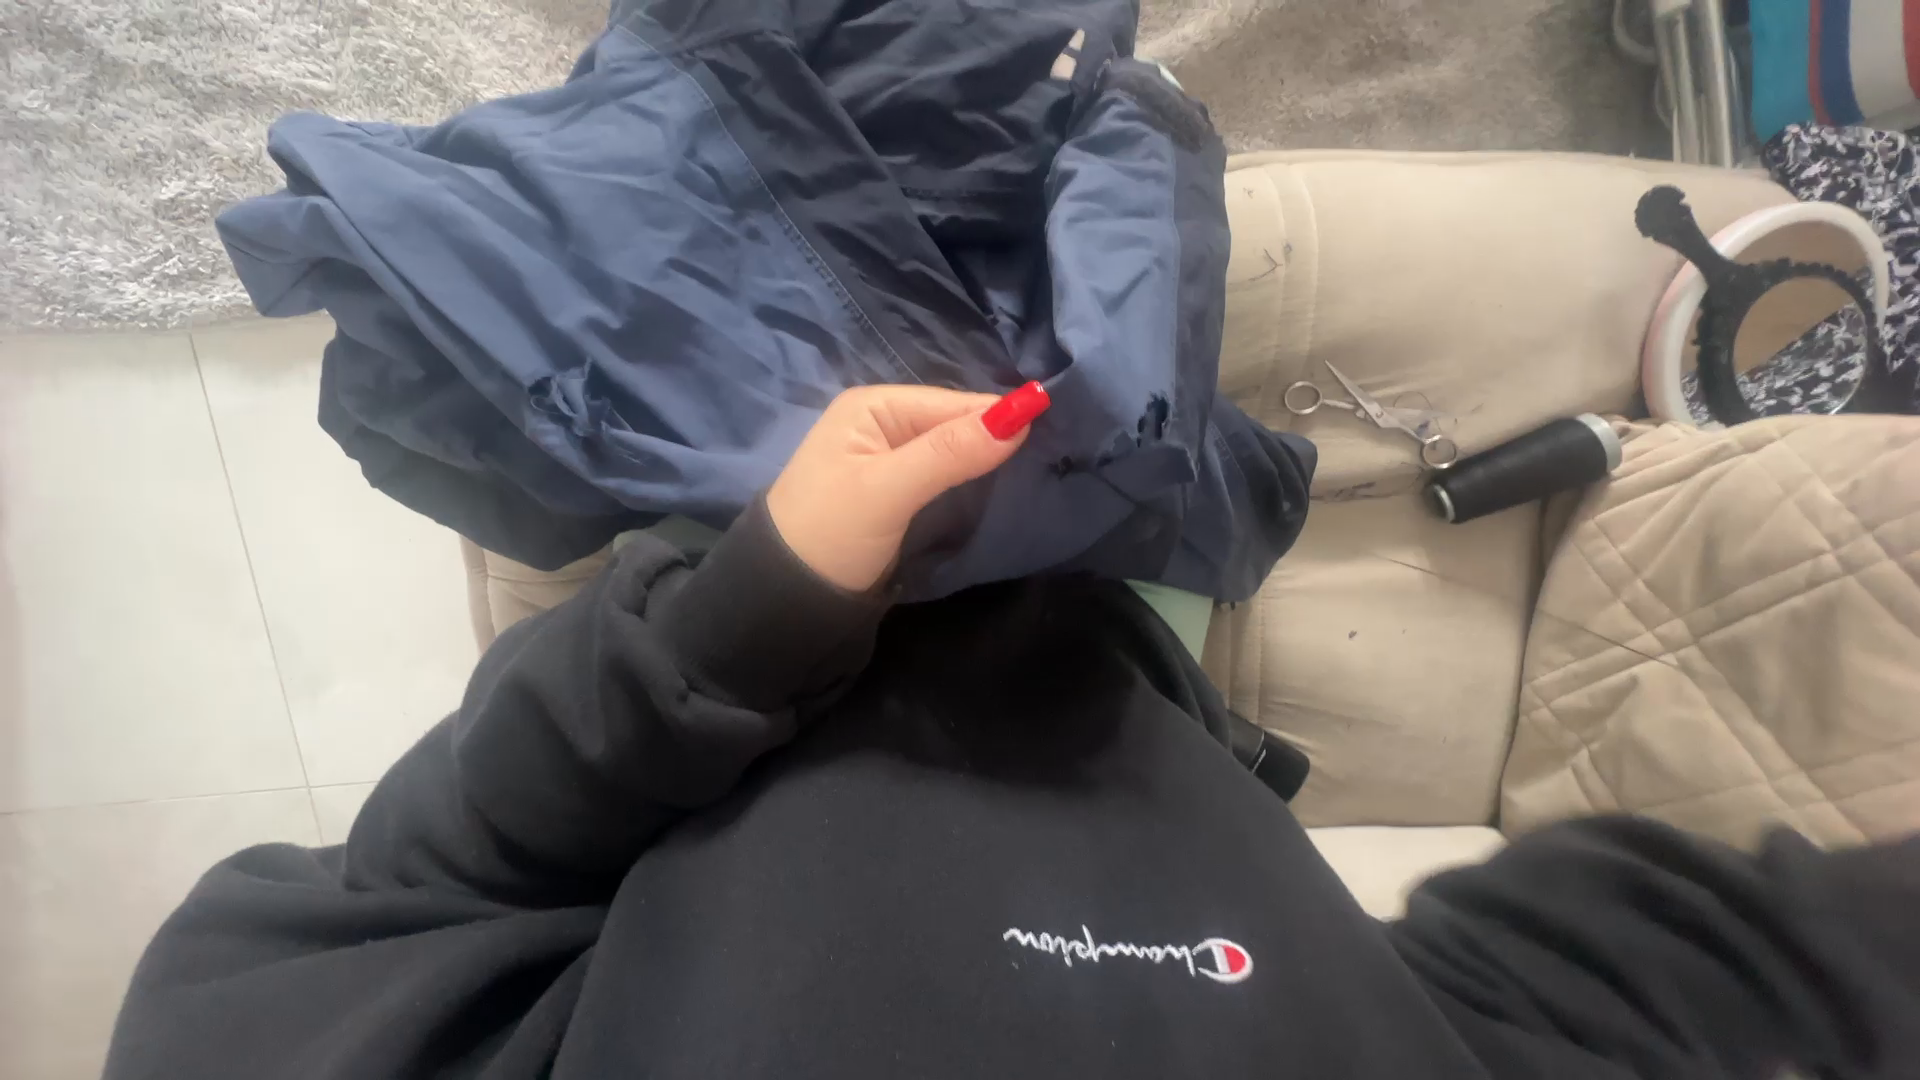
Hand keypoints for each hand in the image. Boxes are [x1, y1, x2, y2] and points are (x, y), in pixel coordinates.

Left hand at [766, 382, 1049, 590]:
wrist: (786, 600)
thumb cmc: (830, 533)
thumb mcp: (889, 489)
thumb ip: (950, 452)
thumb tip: (1023, 412)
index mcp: (874, 407)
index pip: (952, 404)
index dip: (1000, 418)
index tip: (1055, 435)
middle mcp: (883, 425)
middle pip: (955, 426)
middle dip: (997, 441)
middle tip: (1054, 459)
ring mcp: (891, 461)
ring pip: (954, 453)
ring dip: (988, 464)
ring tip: (1038, 474)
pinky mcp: (898, 495)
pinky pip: (946, 478)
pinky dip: (971, 485)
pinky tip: (1001, 493)